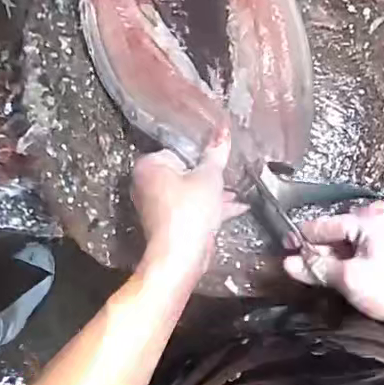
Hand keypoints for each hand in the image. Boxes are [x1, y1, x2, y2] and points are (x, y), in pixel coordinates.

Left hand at [131, 132, 243, 280]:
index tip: (219, 159)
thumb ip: (217, 153)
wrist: (181, 254)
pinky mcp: (169, 224)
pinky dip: (209, 208)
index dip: (201, 155)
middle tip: (228, 175)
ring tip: (236, 193)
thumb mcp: (209, 177)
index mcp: (150, 165)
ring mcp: (157, 206)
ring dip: (213, 194)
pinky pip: (191, 209)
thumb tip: (223, 130)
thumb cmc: (190, 210)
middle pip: (184, 172)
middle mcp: (147, 184)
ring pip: (189, 193)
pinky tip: (236, 208)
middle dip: (208, 176)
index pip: (179, 150)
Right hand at [281, 202, 383, 330]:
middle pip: (334, 231)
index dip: (300, 238)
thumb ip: (316, 267)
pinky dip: (346, 259)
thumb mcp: (348, 279)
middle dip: (316, 249)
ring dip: (331, 257)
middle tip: (298, 268)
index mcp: (369, 218)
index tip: (282, 251)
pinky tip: (337, 274)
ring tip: (316, 274)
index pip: (323, 224)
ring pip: (346, 241)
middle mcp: (379, 217)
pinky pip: (359, 247)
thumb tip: (288, 263)